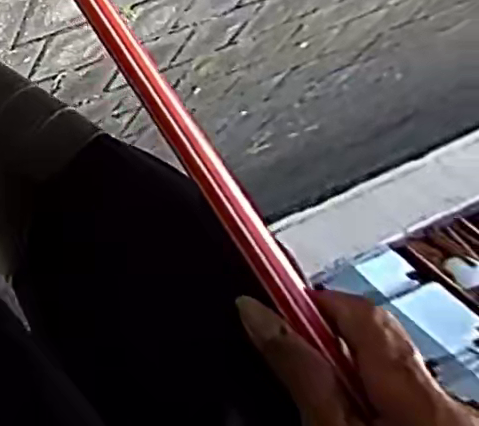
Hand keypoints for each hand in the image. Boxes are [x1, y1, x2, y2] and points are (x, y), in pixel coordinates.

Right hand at [239, 290, 478, 424]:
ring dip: (375, 400)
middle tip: (308, 391)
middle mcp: (466, 412)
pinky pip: (436, 418)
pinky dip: (404, 420)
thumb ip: (300, 373)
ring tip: (347, 425)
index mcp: (424, 401)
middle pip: (388, 360)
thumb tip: (255, 311)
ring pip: (414, 396)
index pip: (359, 313)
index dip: (309, 300)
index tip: (272, 299)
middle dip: (344, 364)